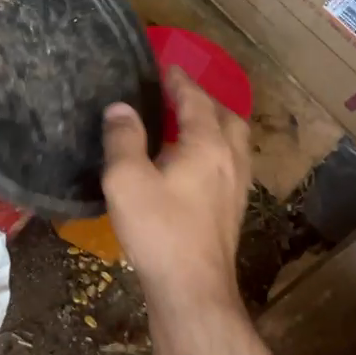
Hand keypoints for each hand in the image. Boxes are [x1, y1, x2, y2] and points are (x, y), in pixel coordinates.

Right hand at [102, 67, 251, 302]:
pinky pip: (229, 166)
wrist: (192, 287)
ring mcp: (236, 188)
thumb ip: (123, 139)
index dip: (181, 81)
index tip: (168, 67)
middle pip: (226, 118)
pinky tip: (193, 168)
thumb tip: (119, 108)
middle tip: (180, 97)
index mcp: (206, 145)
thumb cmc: (158, 230)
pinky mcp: (232, 212)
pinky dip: (214, 152)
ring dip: (214, 127)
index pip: (196, 101)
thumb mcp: (127, 180)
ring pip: (233, 144)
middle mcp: (230, 160)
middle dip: (205, 102)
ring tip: (187, 128)